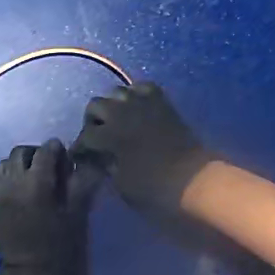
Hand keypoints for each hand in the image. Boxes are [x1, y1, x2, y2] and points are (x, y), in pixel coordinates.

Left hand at [0, 139, 98, 274]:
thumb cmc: (62, 246)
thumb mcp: (77, 213)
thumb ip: (80, 182)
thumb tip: (83, 161)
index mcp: (37, 183)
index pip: (46, 151)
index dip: (57, 150)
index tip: (63, 155)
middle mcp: (11, 182)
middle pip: (20, 153)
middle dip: (35, 155)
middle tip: (46, 166)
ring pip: (4, 166)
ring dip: (18, 167)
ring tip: (29, 180)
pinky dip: (5, 182)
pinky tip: (15, 194)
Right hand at [72, 82, 211, 225]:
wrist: (195, 180)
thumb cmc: (154, 187)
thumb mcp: (120, 183)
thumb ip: (105, 165)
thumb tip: (98, 157)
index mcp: (109, 135)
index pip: (84, 136)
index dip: (79, 147)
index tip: (79, 156)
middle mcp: (122, 114)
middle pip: (95, 106)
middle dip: (92, 121)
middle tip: (97, 135)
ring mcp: (143, 105)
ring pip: (116, 92)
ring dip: (112, 105)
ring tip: (115, 119)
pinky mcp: (162, 104)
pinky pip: (143, 88)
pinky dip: (135, 94)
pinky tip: (135, 107)